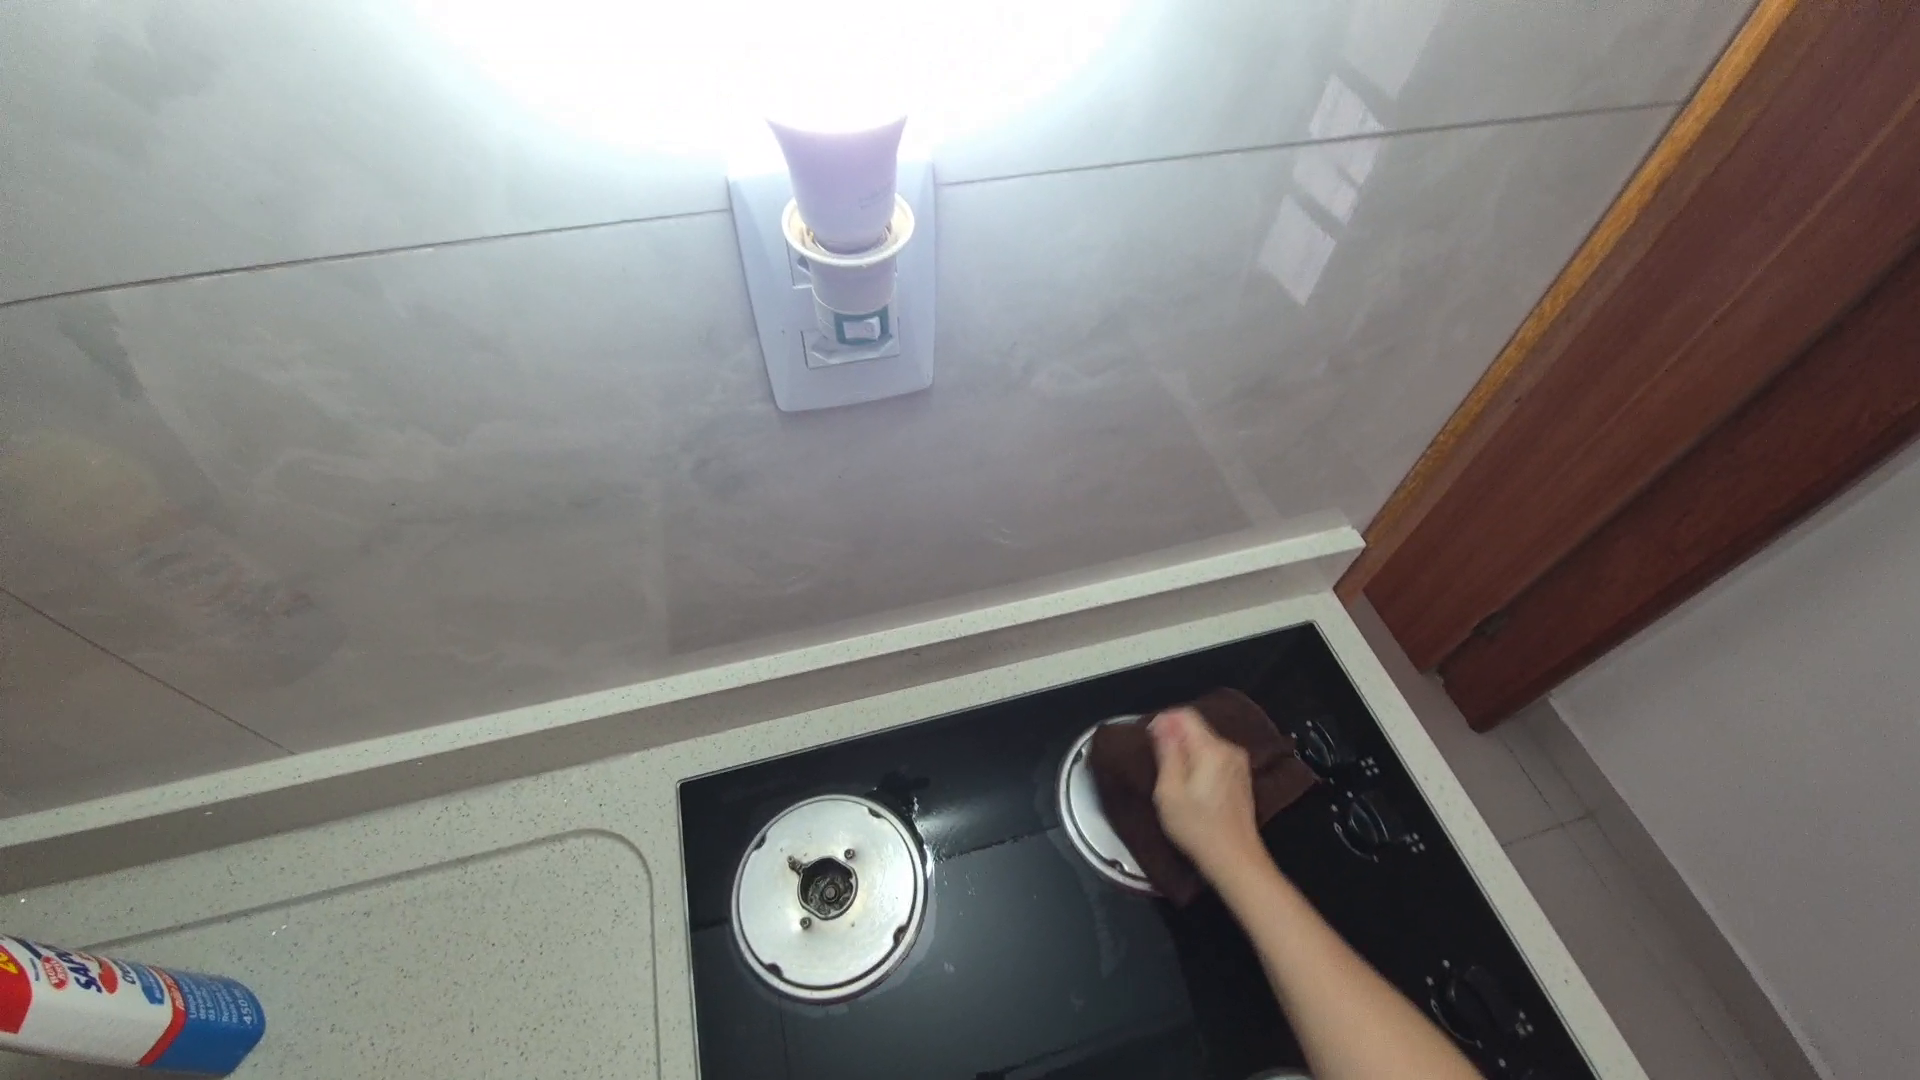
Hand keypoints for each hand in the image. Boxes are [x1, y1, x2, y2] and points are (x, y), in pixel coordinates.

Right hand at [1149, 707, 1265, 881]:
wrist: (1236, 861)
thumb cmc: (1198, 829)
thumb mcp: (1169, 791)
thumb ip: (1167, 752)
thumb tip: (1162, 725)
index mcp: (1211, 749)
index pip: (1185, 715)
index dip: (1164, 721)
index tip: (1149, 738)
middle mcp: (1229, 750)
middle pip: (1196, 728)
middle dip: (1174, 737)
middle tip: (1157, 761)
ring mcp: (1239, 764)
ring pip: (1205, 743)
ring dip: (1186, 751)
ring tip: (1172, 776)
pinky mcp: (1241, 778)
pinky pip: (1215, 757)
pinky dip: (1200, 762)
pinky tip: (1191, 786)